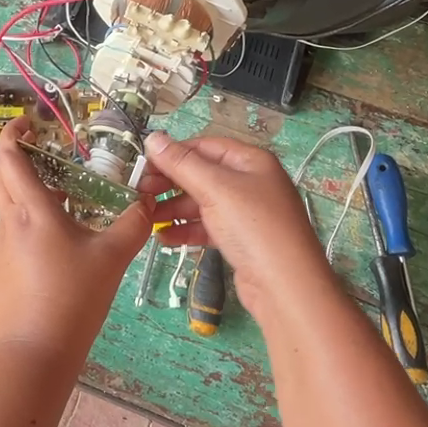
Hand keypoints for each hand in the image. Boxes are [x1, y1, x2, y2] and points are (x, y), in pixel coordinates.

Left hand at [0, 116, 153, 362]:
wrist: (34, 356)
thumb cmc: (74, 299)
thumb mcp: (112, 259)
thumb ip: (132, 225)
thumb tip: (146, 201)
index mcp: (34, 213)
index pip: (11, 160)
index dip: (12, 136)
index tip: (25, 123)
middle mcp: (10, 226)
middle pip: (2, 179)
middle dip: (16, 160)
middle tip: (41, 154)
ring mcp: (0, 252)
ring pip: (8, 211)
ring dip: (26, 197)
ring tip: (61, 203)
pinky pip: (11, 240)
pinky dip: (28, 229)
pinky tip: (54, 251)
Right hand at [137, 132, 335, 317]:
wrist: (287, 289)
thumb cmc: (253, 227)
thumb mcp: (215, 189)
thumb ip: (182, 163)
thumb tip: (153, 137)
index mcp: (250, 160)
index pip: (203, 146)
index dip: (172, 153)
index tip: (143, 165)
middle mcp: (250, 182)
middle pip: (202, 174)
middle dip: (170, 183)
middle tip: (140, 192)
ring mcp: (247, 213)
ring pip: (202, 202)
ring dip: (174, 208)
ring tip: (147, 218)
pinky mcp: (241, 240)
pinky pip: (208, 227)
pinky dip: (187, 230)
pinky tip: (163, 238)